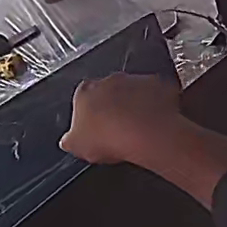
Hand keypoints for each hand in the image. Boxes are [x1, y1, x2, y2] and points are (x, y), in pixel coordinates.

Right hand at [61, 73, 185, 165]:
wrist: (143, 134)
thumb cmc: (108, 137)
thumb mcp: (76, 146)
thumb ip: (70, 139)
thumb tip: (68, 141)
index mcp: (85, 91)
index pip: (82, 98)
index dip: (89, 114)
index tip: (95, 128)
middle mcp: (109, 80)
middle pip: (108, 92)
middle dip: (112, 106)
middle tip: (117, 129)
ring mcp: (134, 80)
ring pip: (133, 91)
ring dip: (135, 104)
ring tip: (138, 129)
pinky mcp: (158, 85)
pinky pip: (157, 94)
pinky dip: (157, 105)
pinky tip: (155, 122)